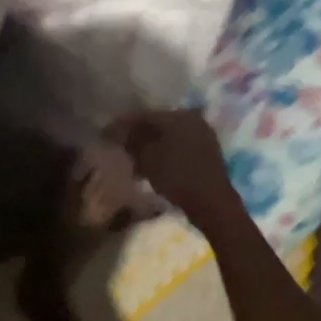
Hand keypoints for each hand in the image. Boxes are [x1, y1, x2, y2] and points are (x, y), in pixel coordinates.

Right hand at [108, 109, 231, 214]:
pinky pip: (179, 149)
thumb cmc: (177, 175)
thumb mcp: (146, 156)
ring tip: (133, 161)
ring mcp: (203, 138)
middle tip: (120, 147)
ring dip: (150, 148)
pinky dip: (164, 156)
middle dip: (138, 136)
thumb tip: (116, 130)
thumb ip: (130, 140)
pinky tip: (151, 168)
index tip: (107, 134)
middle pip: (157, 126)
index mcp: (180, 115)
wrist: (212, 204)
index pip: (144, 115)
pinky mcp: (207, 156)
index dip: (123, 125)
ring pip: (168, 138)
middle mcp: (194, 120)